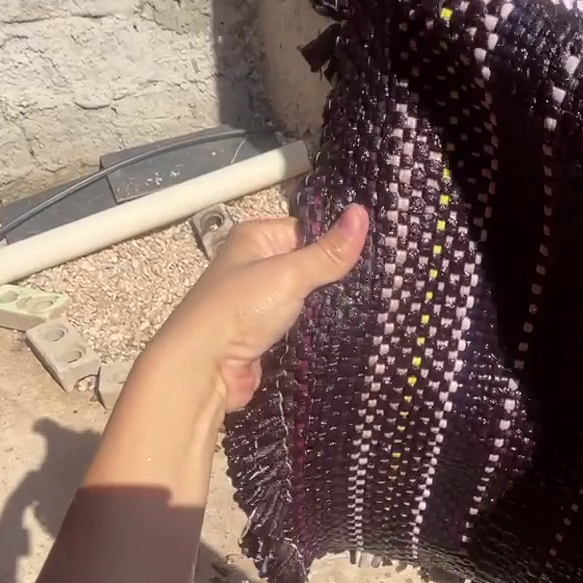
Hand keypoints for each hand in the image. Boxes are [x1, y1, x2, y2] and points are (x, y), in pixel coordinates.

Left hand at [146, 204, 369, 409]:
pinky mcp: (267, 336)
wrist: (205, 368)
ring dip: (330, 309)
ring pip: (308, 300)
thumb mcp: (289, 274)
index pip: (307, 231)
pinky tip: (346, 334)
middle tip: (378, 285)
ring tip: (370, 310)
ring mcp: (261, 304)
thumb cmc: (240, 310)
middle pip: (309, 267)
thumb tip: (363, 213)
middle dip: (336, 279)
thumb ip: (328, 252)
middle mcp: (256, 267)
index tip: (373, 255)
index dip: (336, 242)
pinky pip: (301, 328)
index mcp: (255, 239)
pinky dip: (318, 332)